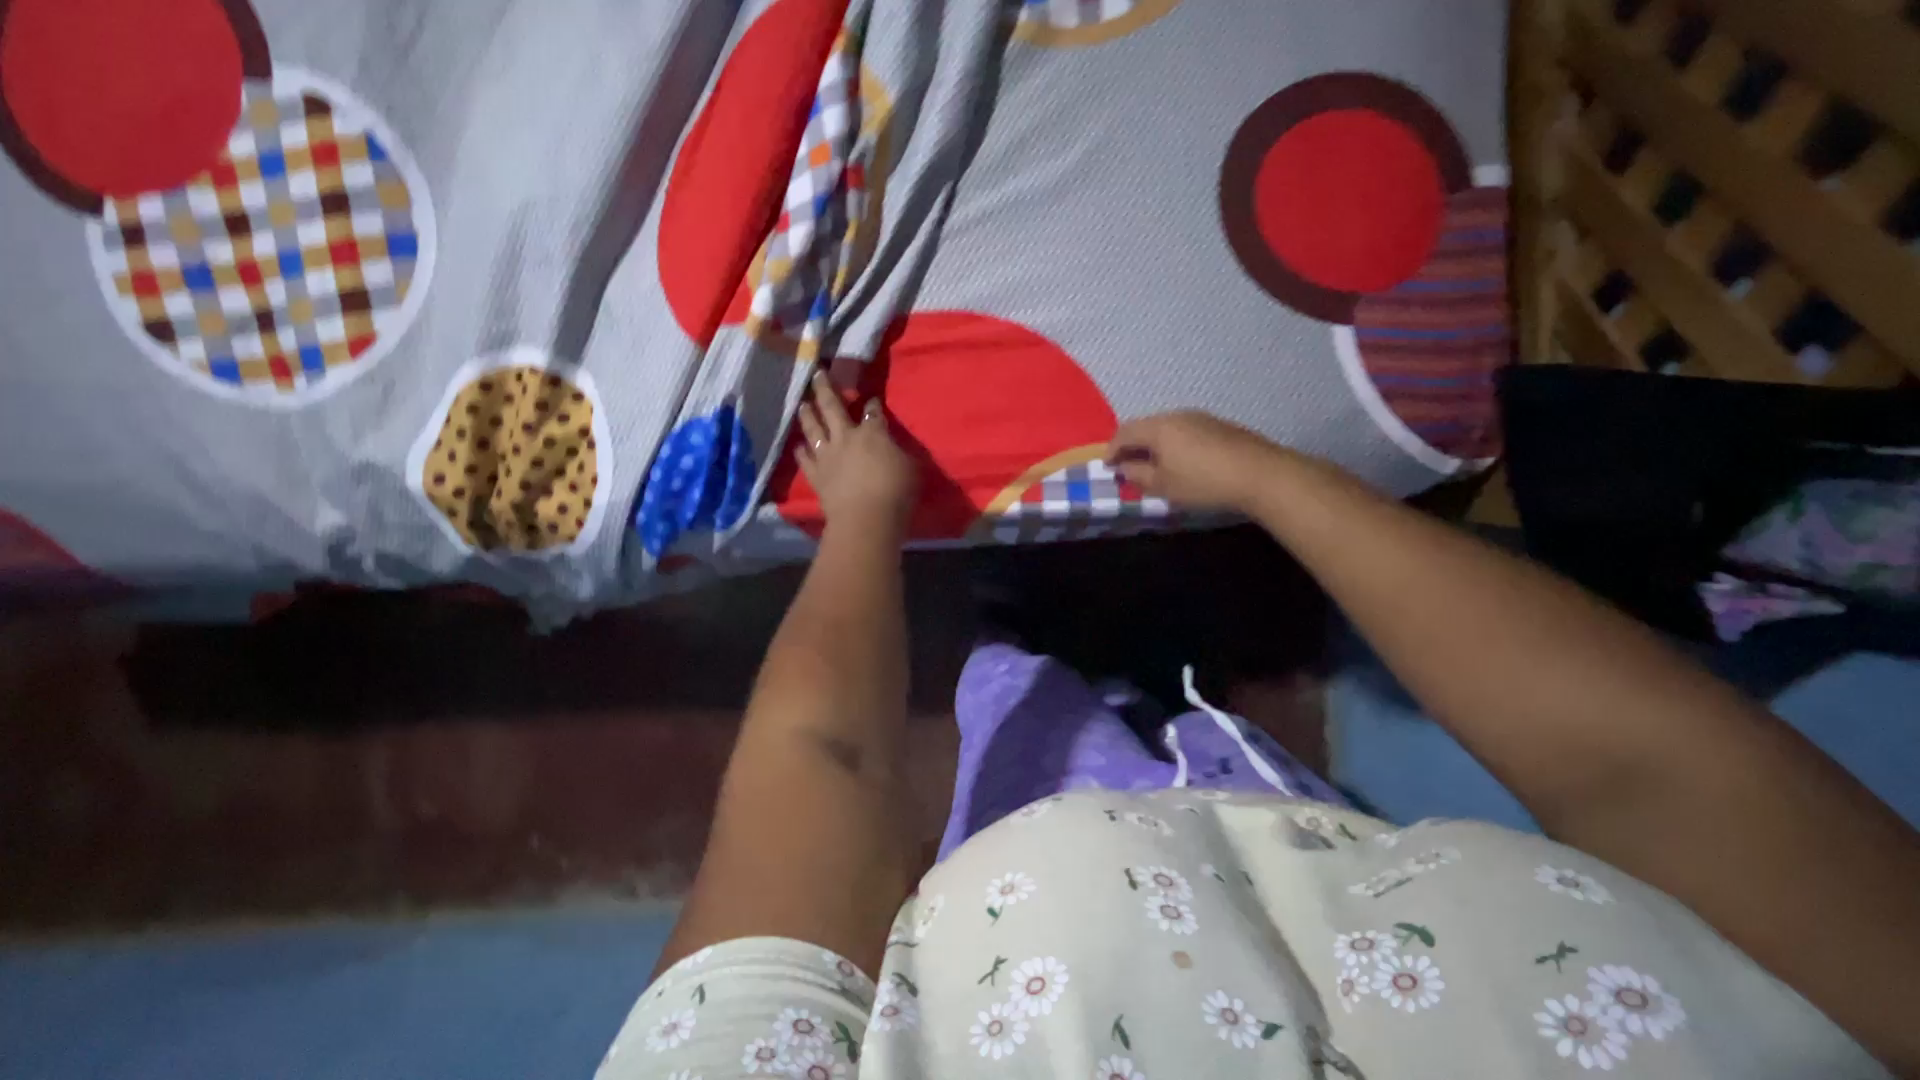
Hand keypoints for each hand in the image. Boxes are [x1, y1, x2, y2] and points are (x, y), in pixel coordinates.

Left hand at [796, 371, 917, 532]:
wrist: (866, 518)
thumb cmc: (896, 492)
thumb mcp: (911, 468)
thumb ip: (900, 453)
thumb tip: (896, 448)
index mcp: (873, 433)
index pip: (872, 412)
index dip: (872, 404)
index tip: (871, 399)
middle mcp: (846, 437)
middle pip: (832, 407)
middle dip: (825, 388)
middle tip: (817, 373)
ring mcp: (827, 456)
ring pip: (813, 428)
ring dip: (808, 414)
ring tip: (802, 403)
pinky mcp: (816, 476)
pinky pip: (805, 459)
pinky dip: (801, 450)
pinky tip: (798, 445)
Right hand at [1106, 410, 1287, 512]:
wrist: (1260, 473)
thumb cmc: (1203, 481)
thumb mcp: (1164, 485)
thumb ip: (1138, 476)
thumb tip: (1124, 468)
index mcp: (1158, 427)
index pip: (1124, 432)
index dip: (1112, 450)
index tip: (1107, 467)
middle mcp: (1177, 415)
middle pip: (1145, 426)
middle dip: (1133, 446)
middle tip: (1128, 466)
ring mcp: (1201, 418)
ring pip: (1167, 428)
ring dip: (1155, 445)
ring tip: (1155, 466)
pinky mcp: (1219, 426)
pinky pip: (1186, 431)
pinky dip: (1175, 444)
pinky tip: (1183, 462)